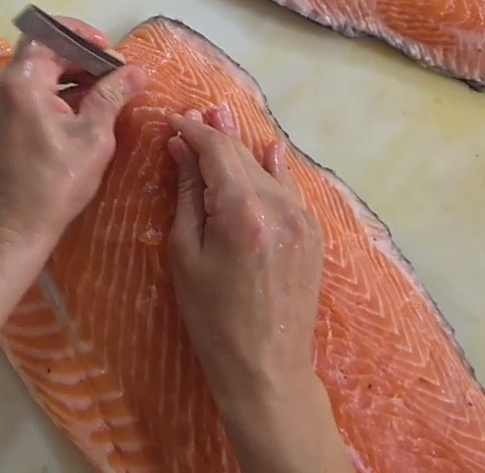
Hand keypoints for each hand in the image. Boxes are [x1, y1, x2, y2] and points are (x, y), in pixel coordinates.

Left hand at [0, 19, 146, 257]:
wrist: (8, 231)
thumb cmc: (52, 187)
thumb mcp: (92, 139)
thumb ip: (111, 96)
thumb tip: (136, 70)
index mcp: (19, 82)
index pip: (48, 34)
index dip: (80, 36)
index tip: (107, 51)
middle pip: (39, 52)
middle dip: (76, 59)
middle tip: (109, 75)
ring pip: (29, 71)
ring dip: (62, 76)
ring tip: (97, 94)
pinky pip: (17, 89)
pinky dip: (44, 92)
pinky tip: (71, 110)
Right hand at [169, 108, 349, 472]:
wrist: (267, 369)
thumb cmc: (212, 318)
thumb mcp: (186, 254)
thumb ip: (188, 194)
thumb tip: (181, 148)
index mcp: (242, 211)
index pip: (215, 151)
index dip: (192, 131)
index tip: (172, 119)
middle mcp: (278, 205)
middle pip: (240, 155)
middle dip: (214, 134)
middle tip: (191, 115)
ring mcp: (301, 218)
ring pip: (264, 168)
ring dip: (240, 147)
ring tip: (220, 117)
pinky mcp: (312, 233)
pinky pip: (288, 188)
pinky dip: (274, 168)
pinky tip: (269, 148)